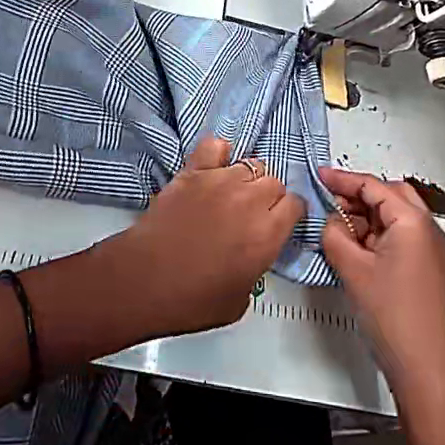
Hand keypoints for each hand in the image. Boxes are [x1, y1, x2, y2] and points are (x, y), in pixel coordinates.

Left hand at [90, 136, 303, 341]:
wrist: (149, 278)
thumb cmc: (194, 298)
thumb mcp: (241, 296)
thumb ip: (256, 264)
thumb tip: (251, 252)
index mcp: (267, 234)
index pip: (295, 205)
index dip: (288, 213)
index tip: (279, 221)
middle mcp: (249, 201)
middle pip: (273, 182)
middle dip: (268, 196)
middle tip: (252, 212)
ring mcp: (220, 181)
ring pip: (249, 164)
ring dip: (245, 179)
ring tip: (231, 194)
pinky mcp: (193, 171)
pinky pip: (214, 146)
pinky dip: (219, 153)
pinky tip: (214, 166)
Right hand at [318, 167, 444, 387]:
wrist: (430, 374)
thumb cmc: (397, 320)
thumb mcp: (351, 267)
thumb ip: (333, 233)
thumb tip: (332, 222)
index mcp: (414, 223)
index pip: (373, 185)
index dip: (342, 179)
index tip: (321, 176)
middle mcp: (431, 233)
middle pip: (391, 195)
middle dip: (359, 195)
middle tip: (331, 203)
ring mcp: (435, 254)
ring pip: (397, 218)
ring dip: (368, 218)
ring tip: (341, 232)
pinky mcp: (432, 273)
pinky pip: (403, 239)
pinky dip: (379, 237)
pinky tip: (358, 253)